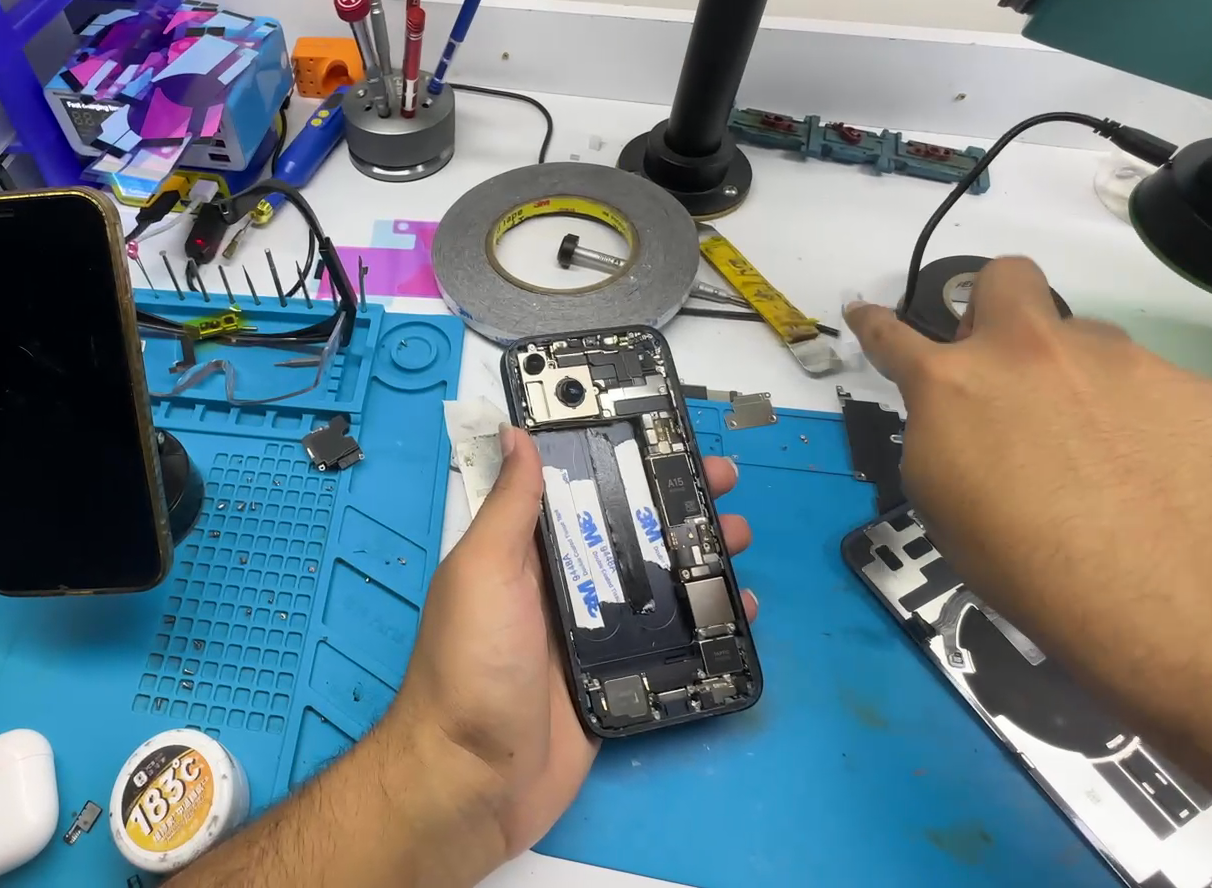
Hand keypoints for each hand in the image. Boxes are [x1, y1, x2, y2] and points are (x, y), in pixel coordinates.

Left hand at [382, 426, 757, 863]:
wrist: (475, 777)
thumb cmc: (473, 662)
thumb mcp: (484, 569)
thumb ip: (510, 506)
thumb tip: (515, 434)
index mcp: (525, 549)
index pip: (578, 490)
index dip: (619, 461)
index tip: (663, 439)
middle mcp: (560, 582)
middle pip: (627, 531)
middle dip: (674, 505)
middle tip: (723, 485)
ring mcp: (591, 631)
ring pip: (655, 580)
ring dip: (697, 556)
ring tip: (739, 538)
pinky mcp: (617, 676)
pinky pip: (669, 641)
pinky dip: (705, 622)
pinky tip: (739, 610)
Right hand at [843, 257, 1211, 666]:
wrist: (1156, 596)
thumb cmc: (1013, 555)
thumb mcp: (935, 490)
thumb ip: (938, 428)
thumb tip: (957, 413)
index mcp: (949, 381)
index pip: (890, 334)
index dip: (872, 321)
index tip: (865, 312)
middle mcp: (1026, 351)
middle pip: (1005, 277)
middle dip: (990, 302)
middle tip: (996, 361)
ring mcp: (1112, 360)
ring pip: (1081, 340)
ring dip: (1066, 372)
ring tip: (1087, 441)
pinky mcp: (1184, 385)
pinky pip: (1141, 382)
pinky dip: (1127, 411)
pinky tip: (1139, 464)